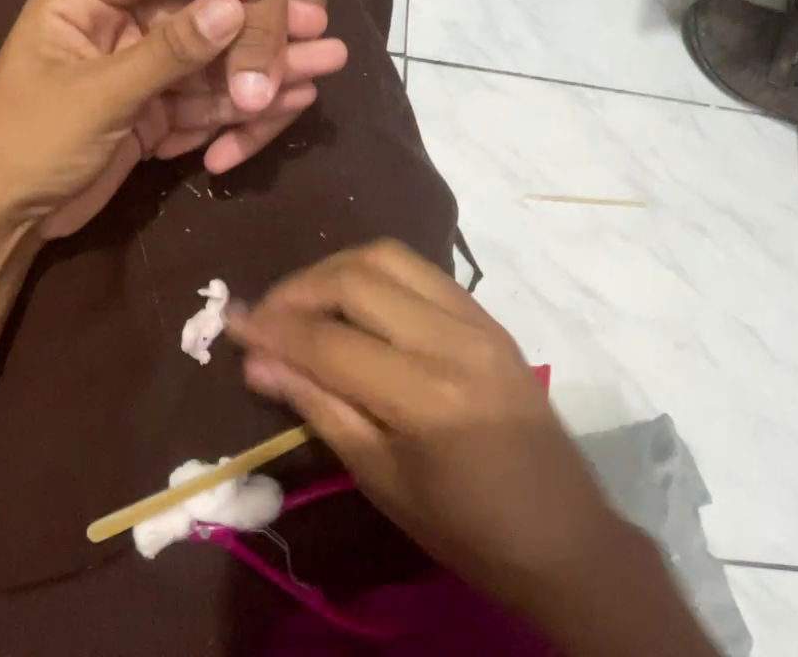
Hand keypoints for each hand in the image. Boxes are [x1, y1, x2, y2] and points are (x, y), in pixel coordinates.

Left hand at [0, 0, 339, 239]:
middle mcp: (110, 30)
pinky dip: (229, 109)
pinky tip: (277, 106)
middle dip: (249, 29)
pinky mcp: (143, 116)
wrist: (0, 220)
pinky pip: (193, 103)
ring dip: (252, 72)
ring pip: (200, 65)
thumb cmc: (32, 142)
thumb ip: (167, 52)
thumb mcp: (99, 93)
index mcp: (80, 3)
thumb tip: (233, 7)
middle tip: (318, 31)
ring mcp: (130, 75)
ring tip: (318, 71)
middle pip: (189, 18)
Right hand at [225, 241, 628, 604]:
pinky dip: (371, 274)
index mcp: (427, 396)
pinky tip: (351, 304)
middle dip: (296, 290)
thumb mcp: (379, 478)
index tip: (230, 324)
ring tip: (301, 304)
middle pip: (354, 278)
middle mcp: (454, 341)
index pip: (328, 340)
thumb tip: (254, 362)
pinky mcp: (488, 318)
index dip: (271, 329)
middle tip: (263, 317)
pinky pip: (418, 271)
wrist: (567, 540)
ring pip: (386, 258)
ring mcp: (478, 321)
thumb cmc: (465, 529)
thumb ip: (317, 407)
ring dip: (331, 271)